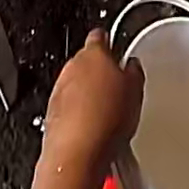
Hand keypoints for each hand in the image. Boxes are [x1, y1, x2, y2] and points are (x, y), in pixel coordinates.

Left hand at [41, 29, 144, 172]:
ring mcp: (60, 86)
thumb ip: (134, 72)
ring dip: (88, 94)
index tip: (115, 49)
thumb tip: (133, 67)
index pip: (100, 36)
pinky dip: (78, 113)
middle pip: (87, 61)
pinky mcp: (52, 109)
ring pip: (76, 83)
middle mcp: (73, 64)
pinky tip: (92, 130)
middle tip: (116, 90)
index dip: (109, 42)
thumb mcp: (135, 92)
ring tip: (106, 116)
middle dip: (100, 73)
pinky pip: (68, 104)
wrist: (77, 152)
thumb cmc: (106, 120)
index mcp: (94, 52)